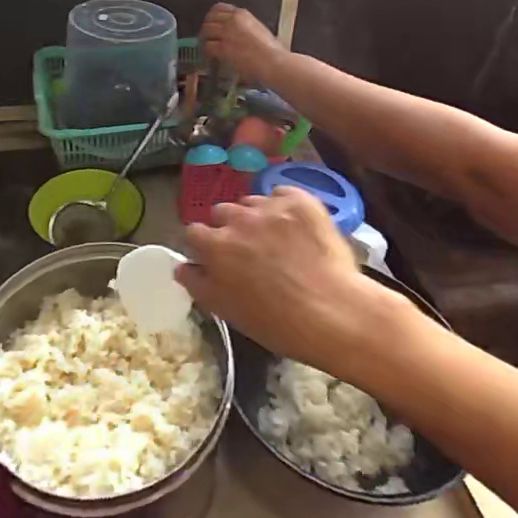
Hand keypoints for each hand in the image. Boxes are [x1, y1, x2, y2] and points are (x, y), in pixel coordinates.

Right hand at [178, 188, 408, 379]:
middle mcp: (238, 219)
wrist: (335, 312)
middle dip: (229, 228)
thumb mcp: (228, 311)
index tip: (217, 257)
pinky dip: (285, 207)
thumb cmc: (278, 323)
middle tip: (249, 250)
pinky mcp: (300, 200)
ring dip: (256, 217)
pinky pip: (282, 194)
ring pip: (252, 203)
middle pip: (222, 213)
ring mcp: (270, 206)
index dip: (205, 246)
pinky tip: (297, 228)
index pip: (194, 232)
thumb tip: (182, 267)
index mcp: (215, 246)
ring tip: (277, 240)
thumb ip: (199, 284)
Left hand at [201, 3, 289, 85]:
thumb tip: (240, 34)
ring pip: (206, 31)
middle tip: (205, 36)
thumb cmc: (273, 50)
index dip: (212, 16)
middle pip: (209, 19)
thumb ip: (247, 28)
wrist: (273, 62)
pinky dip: (206, 51)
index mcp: (242, 14)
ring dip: (204, 39)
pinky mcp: (222, 48)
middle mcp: (232, 20)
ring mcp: (226, 33)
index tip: (212, 22)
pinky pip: (207, 46)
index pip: (219, 8)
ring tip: (205, 46)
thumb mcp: (260, 30)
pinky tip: (208, 56)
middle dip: (206, 27)